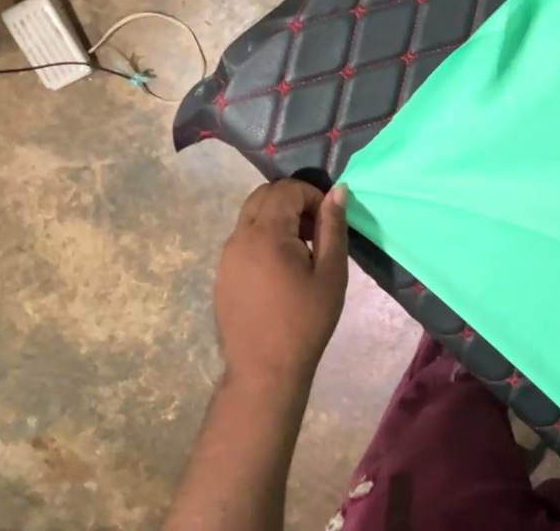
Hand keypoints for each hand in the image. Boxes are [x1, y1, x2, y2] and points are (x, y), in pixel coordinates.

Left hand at [214, 178, 349, 392]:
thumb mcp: (331, 273)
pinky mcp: (222, 273)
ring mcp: (226, 256)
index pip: (286, 189)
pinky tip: (281, 270)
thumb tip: (337, 191)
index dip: (312, 195)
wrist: (264, 371)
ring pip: (251, 215)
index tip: (327, 221)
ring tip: (301, 251)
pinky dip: (263, 237)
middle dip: (292, 201)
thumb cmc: (305, 321)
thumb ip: (333, 227)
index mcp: (266, 233)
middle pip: (264, 195)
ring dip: (277, 218)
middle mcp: (239, 237)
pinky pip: (243, 238)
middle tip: (315, 230)